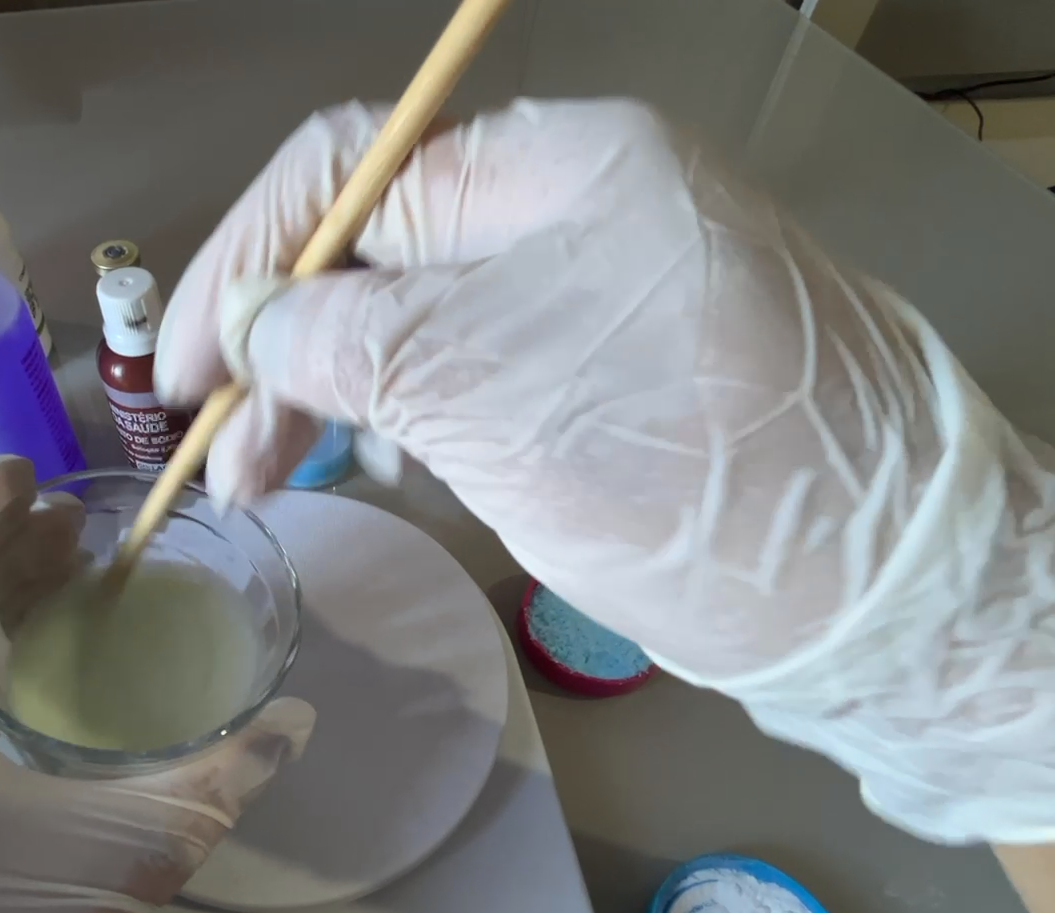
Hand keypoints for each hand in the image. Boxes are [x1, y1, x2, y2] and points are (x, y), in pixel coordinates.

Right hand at [158, 97, 941, 681]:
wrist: (871, 595)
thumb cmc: (685, 475)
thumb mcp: (490, 393)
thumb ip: (346, 340)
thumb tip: (248, 319)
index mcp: (547, 175)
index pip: (348, 178)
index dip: (243, 262)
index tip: (183, 371)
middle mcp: (557, 221)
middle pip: (370, 263)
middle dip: (280, 357)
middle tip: (222, 461)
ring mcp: (569, 306)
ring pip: (405, 331)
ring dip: (327, 399)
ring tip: (276, 479)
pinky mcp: (578, 383)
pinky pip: (453, 383)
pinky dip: (395, 425)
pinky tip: (373, 469)